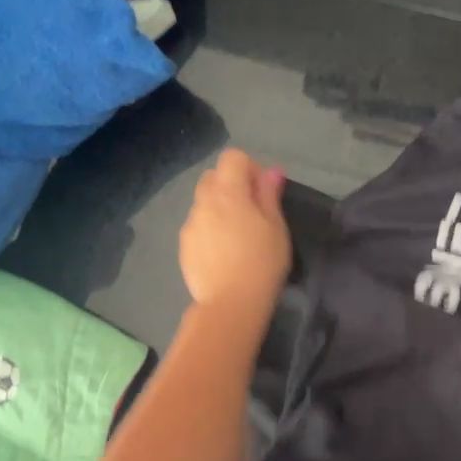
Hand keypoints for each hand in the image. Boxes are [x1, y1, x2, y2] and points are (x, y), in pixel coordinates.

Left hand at [179, 150, 290, 308]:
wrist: (231, 303)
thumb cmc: (262, 261)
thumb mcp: (276, 226)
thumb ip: (269, 195)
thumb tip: (271, 171)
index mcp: (228, 193)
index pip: (232, 158)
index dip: (250, 168)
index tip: (263, 191)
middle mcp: (204, 202)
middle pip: (214, 176)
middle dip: (232, 184)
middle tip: (253, 210)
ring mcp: (190, 224)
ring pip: (204, 201)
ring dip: (220, 206)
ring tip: (238, 235)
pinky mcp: (184, 245)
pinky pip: (198, 224)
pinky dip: (211, 227)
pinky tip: (225, 252)